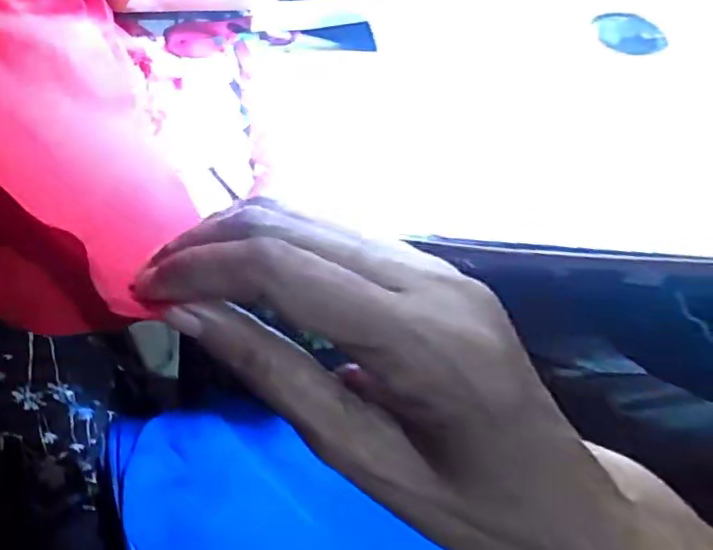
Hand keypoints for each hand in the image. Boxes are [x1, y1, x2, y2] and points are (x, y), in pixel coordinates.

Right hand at [133, 199, 642, 549]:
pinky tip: (230, 264)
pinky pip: (312, 225)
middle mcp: (429, 281)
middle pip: (277, 223)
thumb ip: (265, 370)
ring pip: (289, 211)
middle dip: (198, 243)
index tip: (145, 289)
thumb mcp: (356, 454)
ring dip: (219, 232)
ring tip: (182, 267)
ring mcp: (428, 263)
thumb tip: (178, 309)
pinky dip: (253, 235)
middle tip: (154, 276)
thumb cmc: (465, 502)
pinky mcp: (418, 260)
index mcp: (425, 340)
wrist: (576, 510)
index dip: (197, 268)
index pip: (278, 266)